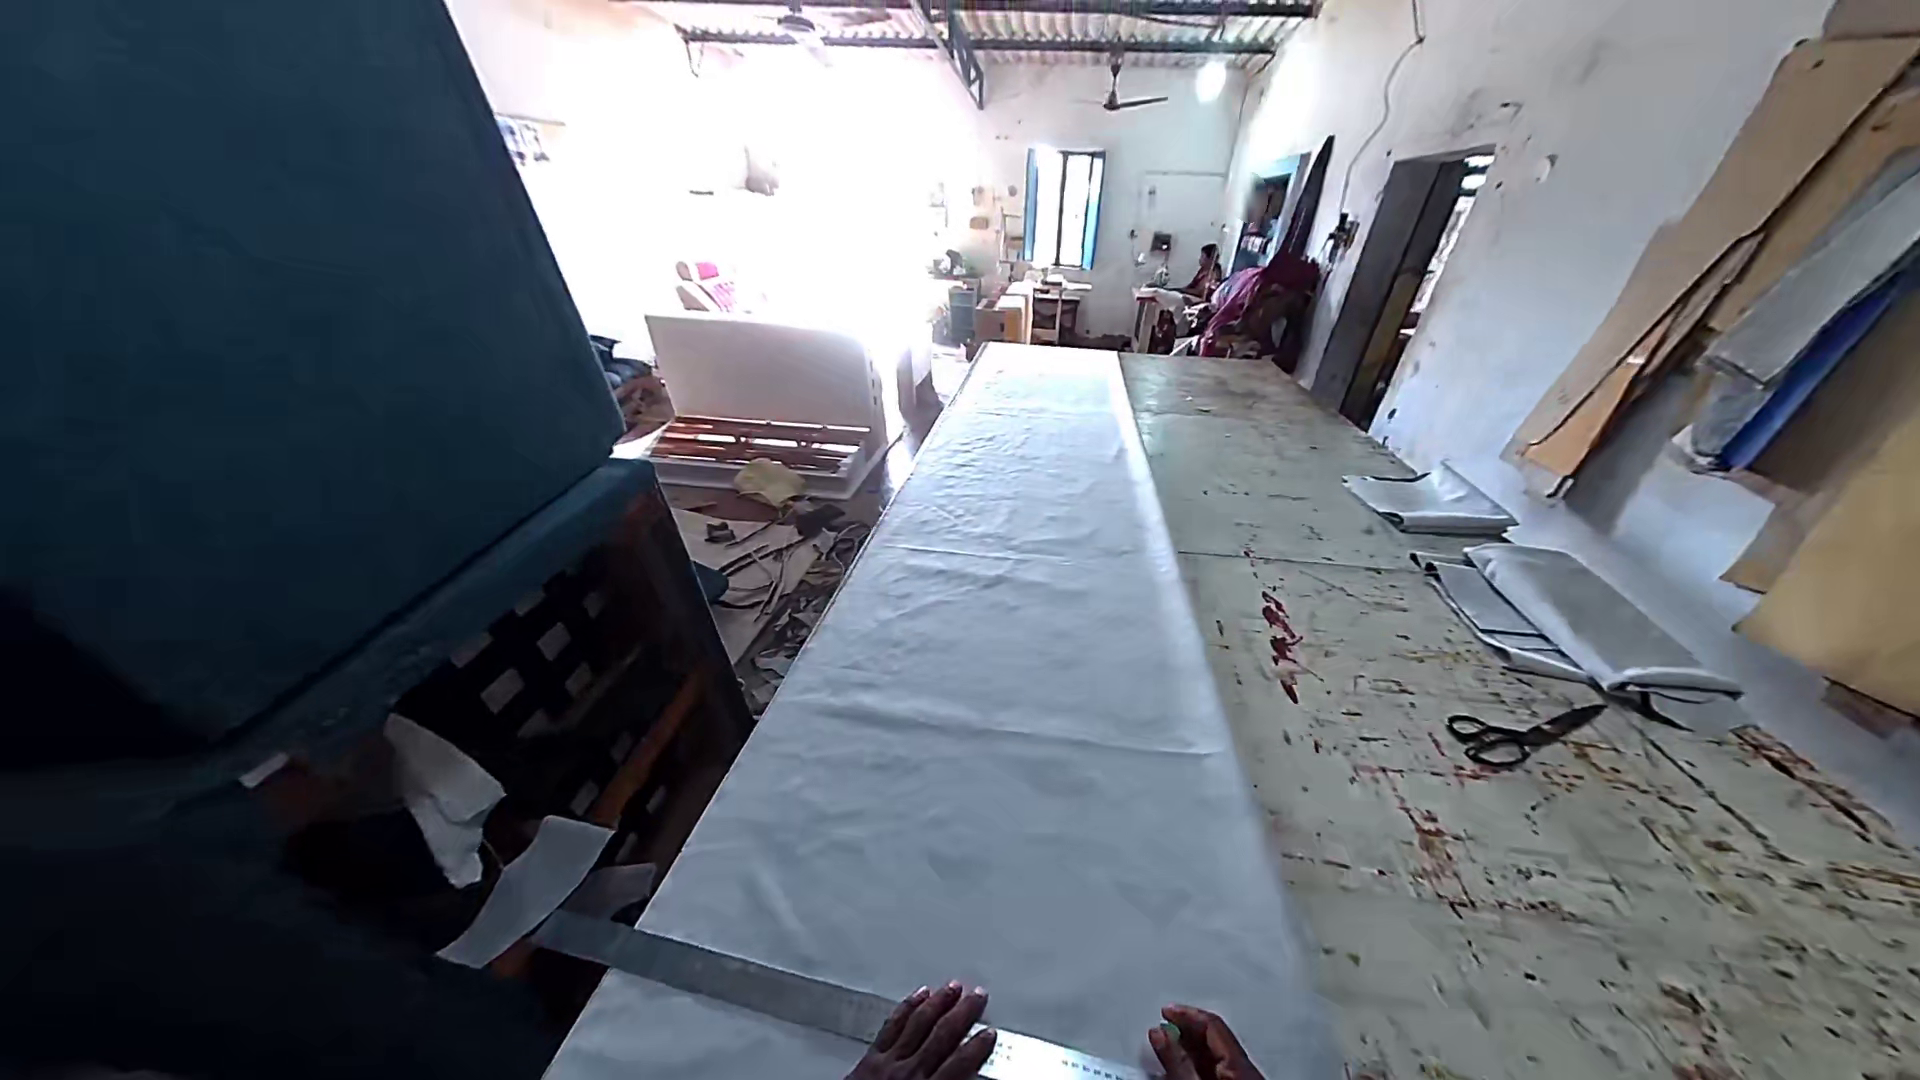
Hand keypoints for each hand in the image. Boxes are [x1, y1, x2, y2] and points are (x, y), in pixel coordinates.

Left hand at [844, 981, 994, 1079]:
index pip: (959, 1065)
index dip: (977, 1047)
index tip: (989, 1033)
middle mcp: (909, 1074)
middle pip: (942, 1035)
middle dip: (963, 1012)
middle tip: (978, 995)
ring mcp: (887, 1064)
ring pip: (919, 1023)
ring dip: (939, 1002)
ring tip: (952, 986)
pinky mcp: (869, 1060)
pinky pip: (892, 1025)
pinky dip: (908, 1007)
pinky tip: (918, 995)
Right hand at [1147, 1005, 1264, 1079]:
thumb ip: (1178, 1060)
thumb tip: (1158, 1032)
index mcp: (1241, 1062)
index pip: (1212, 1022)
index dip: (1185, 1012)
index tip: (1165, 1009)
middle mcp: (1247, 1068)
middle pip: (1213, 1037)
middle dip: (1185, 1029)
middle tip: (1162, 1027)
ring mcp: (1245, 1078)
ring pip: (1214, 1054)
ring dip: (1188, 1048)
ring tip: (1167, 1048)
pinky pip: (1216, 1068)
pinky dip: (1197, 1064)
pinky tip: (1182, 1068)